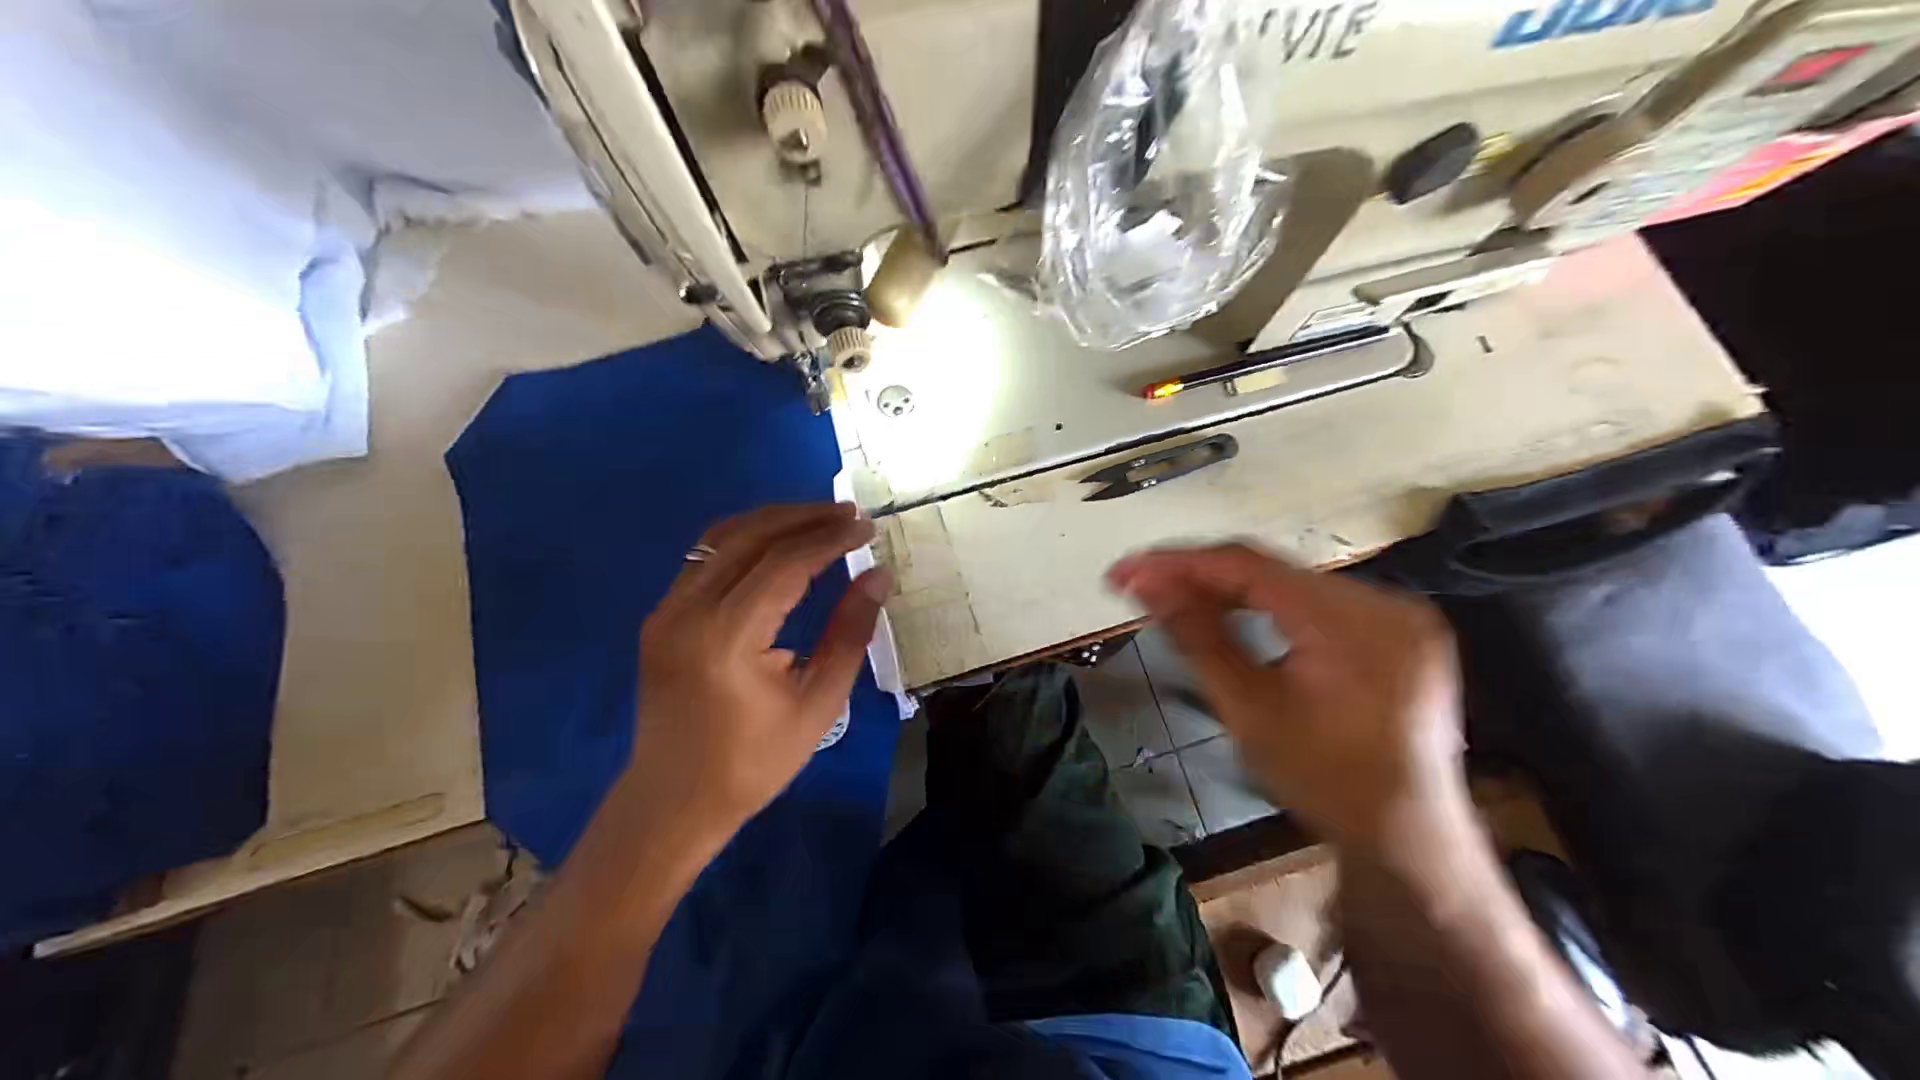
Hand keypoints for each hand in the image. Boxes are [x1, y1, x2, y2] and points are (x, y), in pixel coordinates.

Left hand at [627, 503, 889, 832]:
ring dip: (773, 521)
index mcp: (727, 638)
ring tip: (820, 519)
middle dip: (804, 517)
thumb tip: (877, 576)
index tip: (867, 528)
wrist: (674, 800)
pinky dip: (746, 539)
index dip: (830, 539)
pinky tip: (778, 544)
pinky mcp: (661, 615)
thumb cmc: (754, 762)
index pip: (784, 564)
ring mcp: (666, 610)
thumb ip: (849, 633)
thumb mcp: (818, 703)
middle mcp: (688, 611)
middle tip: (849, 514)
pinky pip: (705, 556)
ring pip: (721, 537)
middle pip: (750, 536)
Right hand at [1108, 544, 1469, 851]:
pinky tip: (1234, 615)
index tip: (1127, 570)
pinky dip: (1269, 605)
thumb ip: (1197, 637)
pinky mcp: (1399, 630)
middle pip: (1270, 570)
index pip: (1247, 565)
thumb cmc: (1325, 781)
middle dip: (1201, 576)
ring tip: (1178, 600)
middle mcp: (1383, 602)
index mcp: (1349, 622)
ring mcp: (1397, 614)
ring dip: (1231, 590)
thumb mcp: (1250, 709)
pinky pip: (1318, 600)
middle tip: (1143, 587)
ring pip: (1291, 582)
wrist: (1411, 838)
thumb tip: (1147, 584)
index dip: (1179, 562)